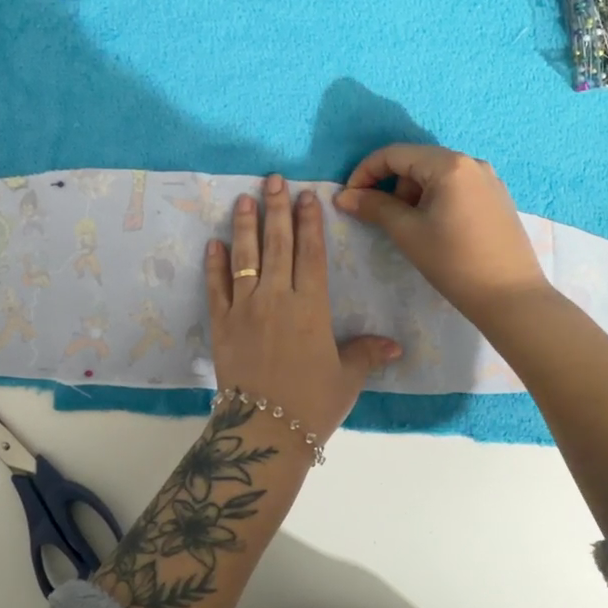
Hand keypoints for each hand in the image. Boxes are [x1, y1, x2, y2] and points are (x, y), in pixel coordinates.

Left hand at [207, 174, 401, 437]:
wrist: (264, 428)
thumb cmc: (312, 403)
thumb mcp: (347, 378)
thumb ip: (366, 354)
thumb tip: (394, 346)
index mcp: (311, 306)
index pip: (310, 253)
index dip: (309, 221)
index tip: (305, 195)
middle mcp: (276, 297)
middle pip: (277, 244)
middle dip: (275, 209)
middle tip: (272, 179)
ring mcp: (245, 308)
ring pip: (244, 257)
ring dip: (244, 226)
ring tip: (243, 199)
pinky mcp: (221, 323)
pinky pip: (217, 286)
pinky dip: (214, 264)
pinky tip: (213, 244)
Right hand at [333, 144, 550, 323]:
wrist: (511, 297)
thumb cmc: (454, 261)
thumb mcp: (407, 232)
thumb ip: (374, 207)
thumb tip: (344, 196)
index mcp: (449, 164)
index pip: (394, 154)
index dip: (365, 172)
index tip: (349, 199)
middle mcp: (471, 163)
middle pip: (415, 161)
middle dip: (390, 185)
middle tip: (379, 217)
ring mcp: (488, 179)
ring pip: (435, 175)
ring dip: (411, 194)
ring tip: (408, 227)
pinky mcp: (497, 198)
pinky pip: (455, 187)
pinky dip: (434, 199)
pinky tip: (434, 228)